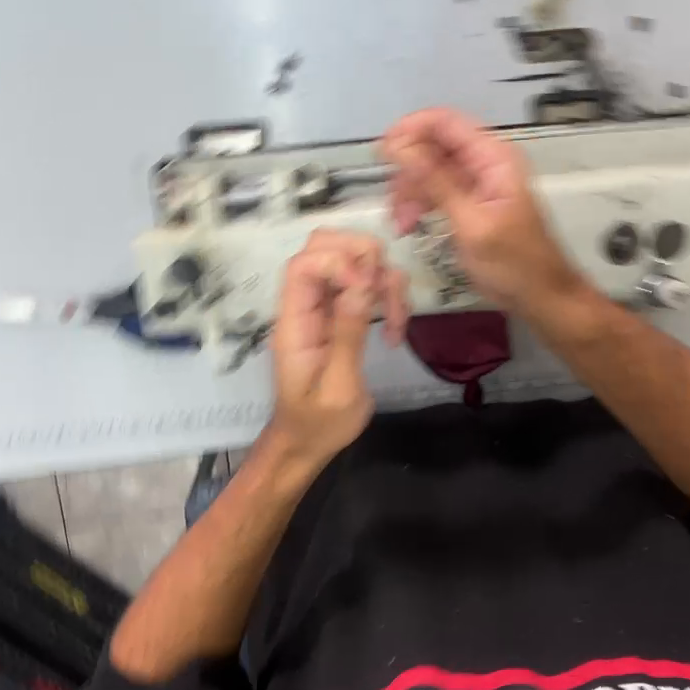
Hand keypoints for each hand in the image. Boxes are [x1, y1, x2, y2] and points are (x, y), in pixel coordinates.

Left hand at [266, 230, 408, 472]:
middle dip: (364, 257)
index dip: (339, 262)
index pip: (304, 264)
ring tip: (395, 324)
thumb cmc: (318, 423)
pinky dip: (387, 298)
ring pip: (354, 262)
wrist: (308, 443)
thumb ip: (347, 336)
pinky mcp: (342, 315)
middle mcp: (306, 306)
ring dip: (384, 283)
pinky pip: (365, 287)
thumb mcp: (338, 389)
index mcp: (294, 323)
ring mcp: (324, 308)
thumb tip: (360, 286)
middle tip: (385, 294)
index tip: (367, 291)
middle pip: (326, 247)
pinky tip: (393, 331)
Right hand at [378, 107, 584, 315]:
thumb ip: (435, 181)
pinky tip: (408, 225)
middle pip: (432, 146)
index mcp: (493, 157)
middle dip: (406, 171)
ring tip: (402, 223)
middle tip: (392, 201)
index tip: (382, 153)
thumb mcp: (470, 222)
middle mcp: (483, 162)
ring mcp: (475, 183)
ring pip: (427, 170)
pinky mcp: (466, 203)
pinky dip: (417, 205)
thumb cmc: (513, 263)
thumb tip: (398, 147)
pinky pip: (433, 191)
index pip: (444, 122)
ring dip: (408, 193)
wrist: (540, 296)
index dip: (409, 130)